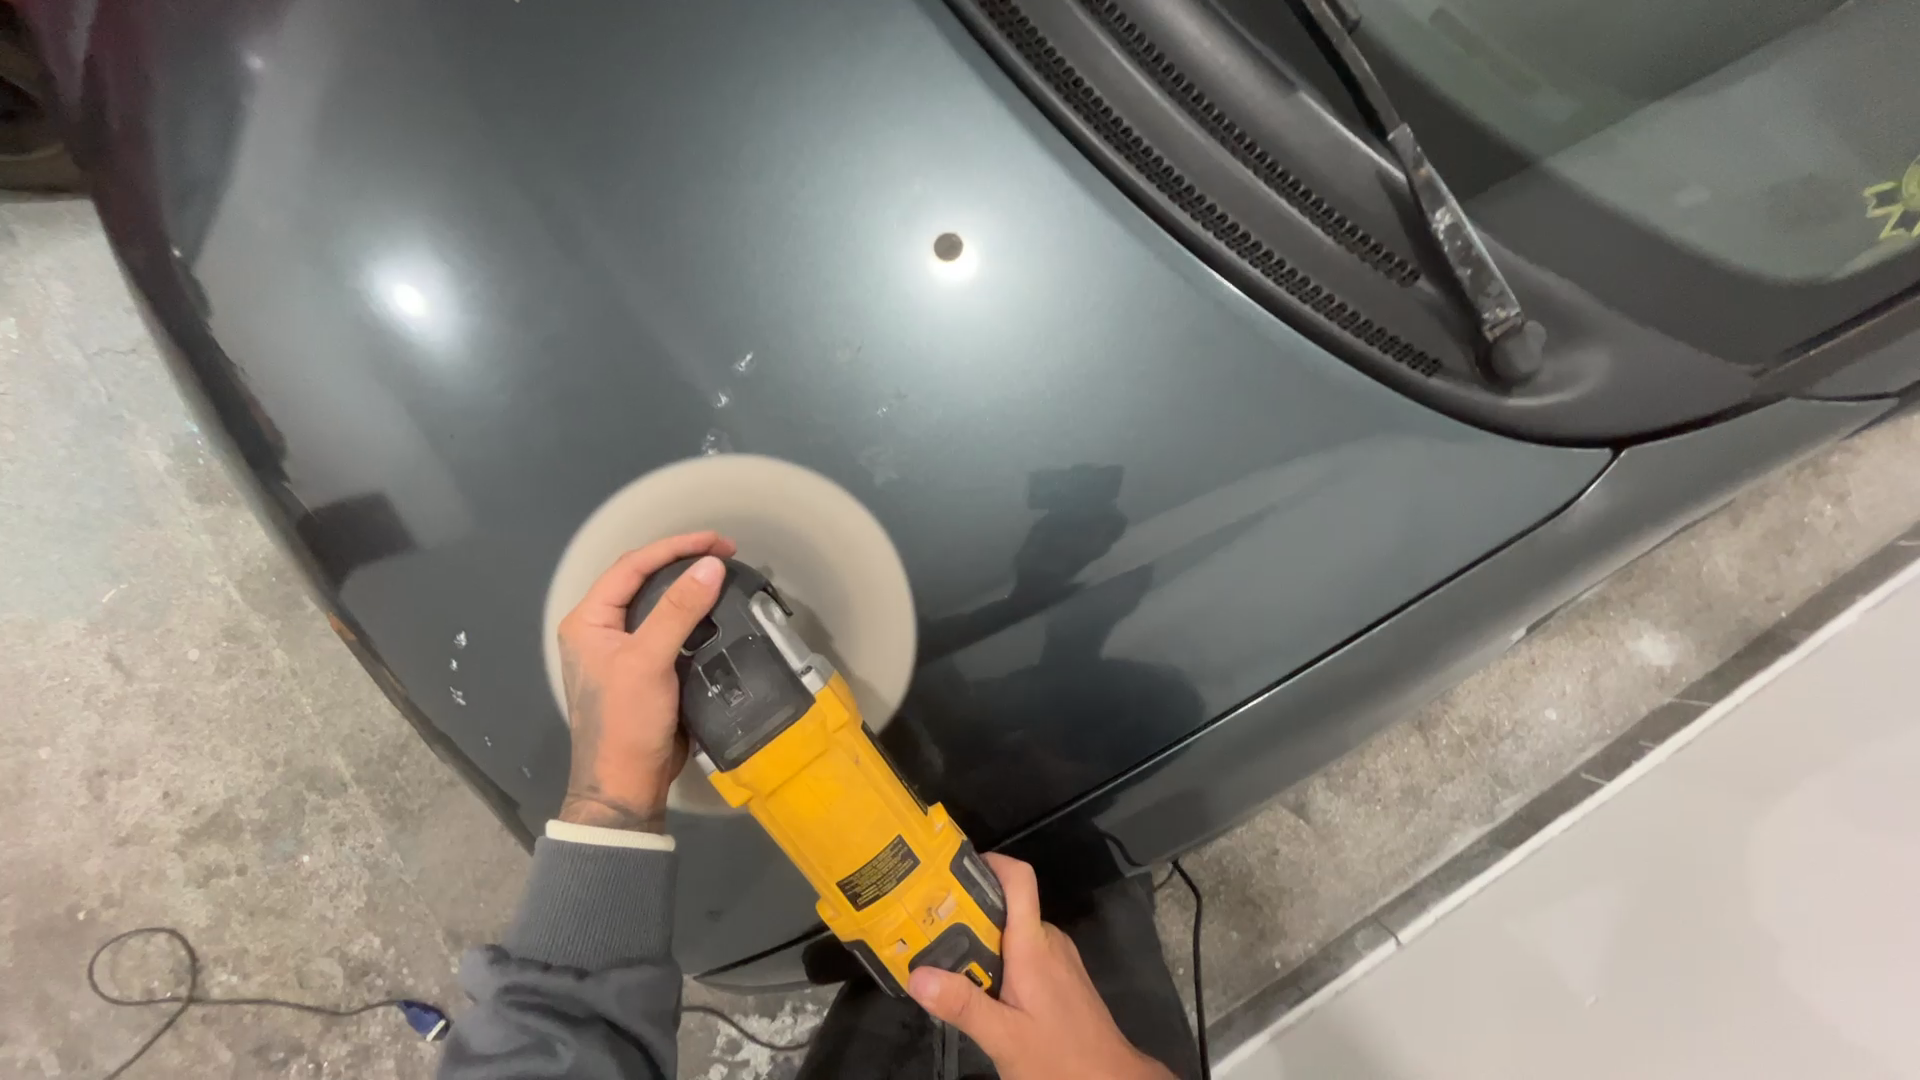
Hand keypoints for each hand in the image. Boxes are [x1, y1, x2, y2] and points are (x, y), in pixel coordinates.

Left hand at [555, 531, 735, 830]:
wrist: (627, 784)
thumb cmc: (625, 720)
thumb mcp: (648, 661)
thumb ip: (678, 610)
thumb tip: (712, 565)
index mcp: (589, 620)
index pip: (632, 566)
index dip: (675, 547)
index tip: (717, 542)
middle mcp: (604, 629)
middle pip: (645, 580)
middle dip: (684, 562)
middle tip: (727, 554)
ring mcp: (627, 650)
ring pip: (661, 603)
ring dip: (692, 587)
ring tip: (726, 576)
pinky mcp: (651, 669)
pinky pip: (675, 629)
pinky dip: (698, 615)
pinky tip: (720, 612)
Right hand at [908, 854, 1176, 1079]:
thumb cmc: (1060, 1057)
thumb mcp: (1004, 1038)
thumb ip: (963, 1005)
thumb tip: (917, 975)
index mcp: (1034, 944)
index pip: (1019, 878)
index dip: (991, 862)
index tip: (953, 870)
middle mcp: (1048, 940)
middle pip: (1008, 905)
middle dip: (968, 911)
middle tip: (928, 924)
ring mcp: (1058, 957)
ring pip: (1015, 932)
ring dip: (982, 940)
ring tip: (944, 957)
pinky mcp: (1062, 976)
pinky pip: (1026, 952)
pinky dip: (1000, 959)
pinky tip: (979, 985)